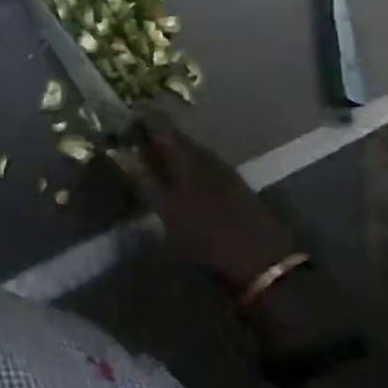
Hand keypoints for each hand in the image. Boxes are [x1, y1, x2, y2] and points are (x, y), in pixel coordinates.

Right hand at [121, 112, 301, 294]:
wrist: (266, 269)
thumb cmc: (208, 239)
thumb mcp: (166, 211)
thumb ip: (143, 180)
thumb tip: (121, 153)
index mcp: (186, 155)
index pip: (158, 123)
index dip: (139, 117)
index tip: (121, 118)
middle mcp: (206, 155)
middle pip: (175, 135)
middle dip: (153, 135)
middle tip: (132, 141)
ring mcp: (224, 171)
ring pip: (190, 151)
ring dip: (170, 151)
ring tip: (152, 161)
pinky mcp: (236, 189)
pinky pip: (203, 166)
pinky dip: (186, 167)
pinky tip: (181, 181)